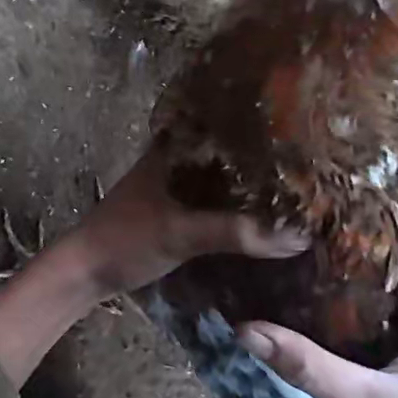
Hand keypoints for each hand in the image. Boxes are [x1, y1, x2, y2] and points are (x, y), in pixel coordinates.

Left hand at [60, 148, 308, 298]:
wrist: (85, 271)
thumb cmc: (126, 240)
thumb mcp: (181, 234)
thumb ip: (235, 232)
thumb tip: (298, 234)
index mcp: (170, 151)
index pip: (222, 126)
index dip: (259, 128)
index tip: (303, 129)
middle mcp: (173, 161)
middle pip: (226, 154)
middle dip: (263, 161)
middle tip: (312, 166)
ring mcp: (172, 186)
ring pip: (220, 179)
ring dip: (249, 186)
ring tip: (300, 189)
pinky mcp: (173, 211)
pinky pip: (212, 201)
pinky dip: (235, 206)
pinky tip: (263, 216)